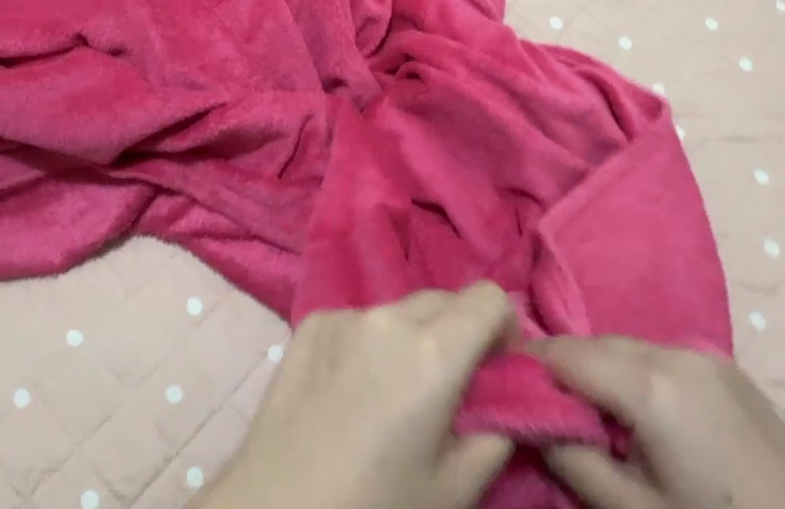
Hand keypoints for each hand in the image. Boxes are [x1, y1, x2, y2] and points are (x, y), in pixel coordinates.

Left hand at [192, 284, 516, 508]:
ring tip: (392, 392)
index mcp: (434, 351)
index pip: (490, 297)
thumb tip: (507, 396)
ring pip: (400, 310)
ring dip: (413, 337)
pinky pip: (359, 318)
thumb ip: (498, 430)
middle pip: (446, 299)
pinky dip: (370, 342)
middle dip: (461, 333)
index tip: (495, 369)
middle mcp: (388, 317)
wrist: (277, 508)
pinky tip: (352, 388)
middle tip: (449, 388)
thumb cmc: (375, 505)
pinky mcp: (310, 323)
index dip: (504, 329)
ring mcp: (344, 315)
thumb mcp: (456, 486)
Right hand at [530, 337, 784, 508]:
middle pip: (594, 344)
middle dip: (562, 368)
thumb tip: (528, 419)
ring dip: (599, 370)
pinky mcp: (728, 368)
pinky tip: (640, 415)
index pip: (563, 353)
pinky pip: (661, 357)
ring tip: (591, 416)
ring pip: (626, 347)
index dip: (527, 367)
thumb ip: (570, 458)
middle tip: (541, 407)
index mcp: (650, 384)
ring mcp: (707, 356)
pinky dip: (635, 374)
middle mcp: (675, 352)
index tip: (502, 385)